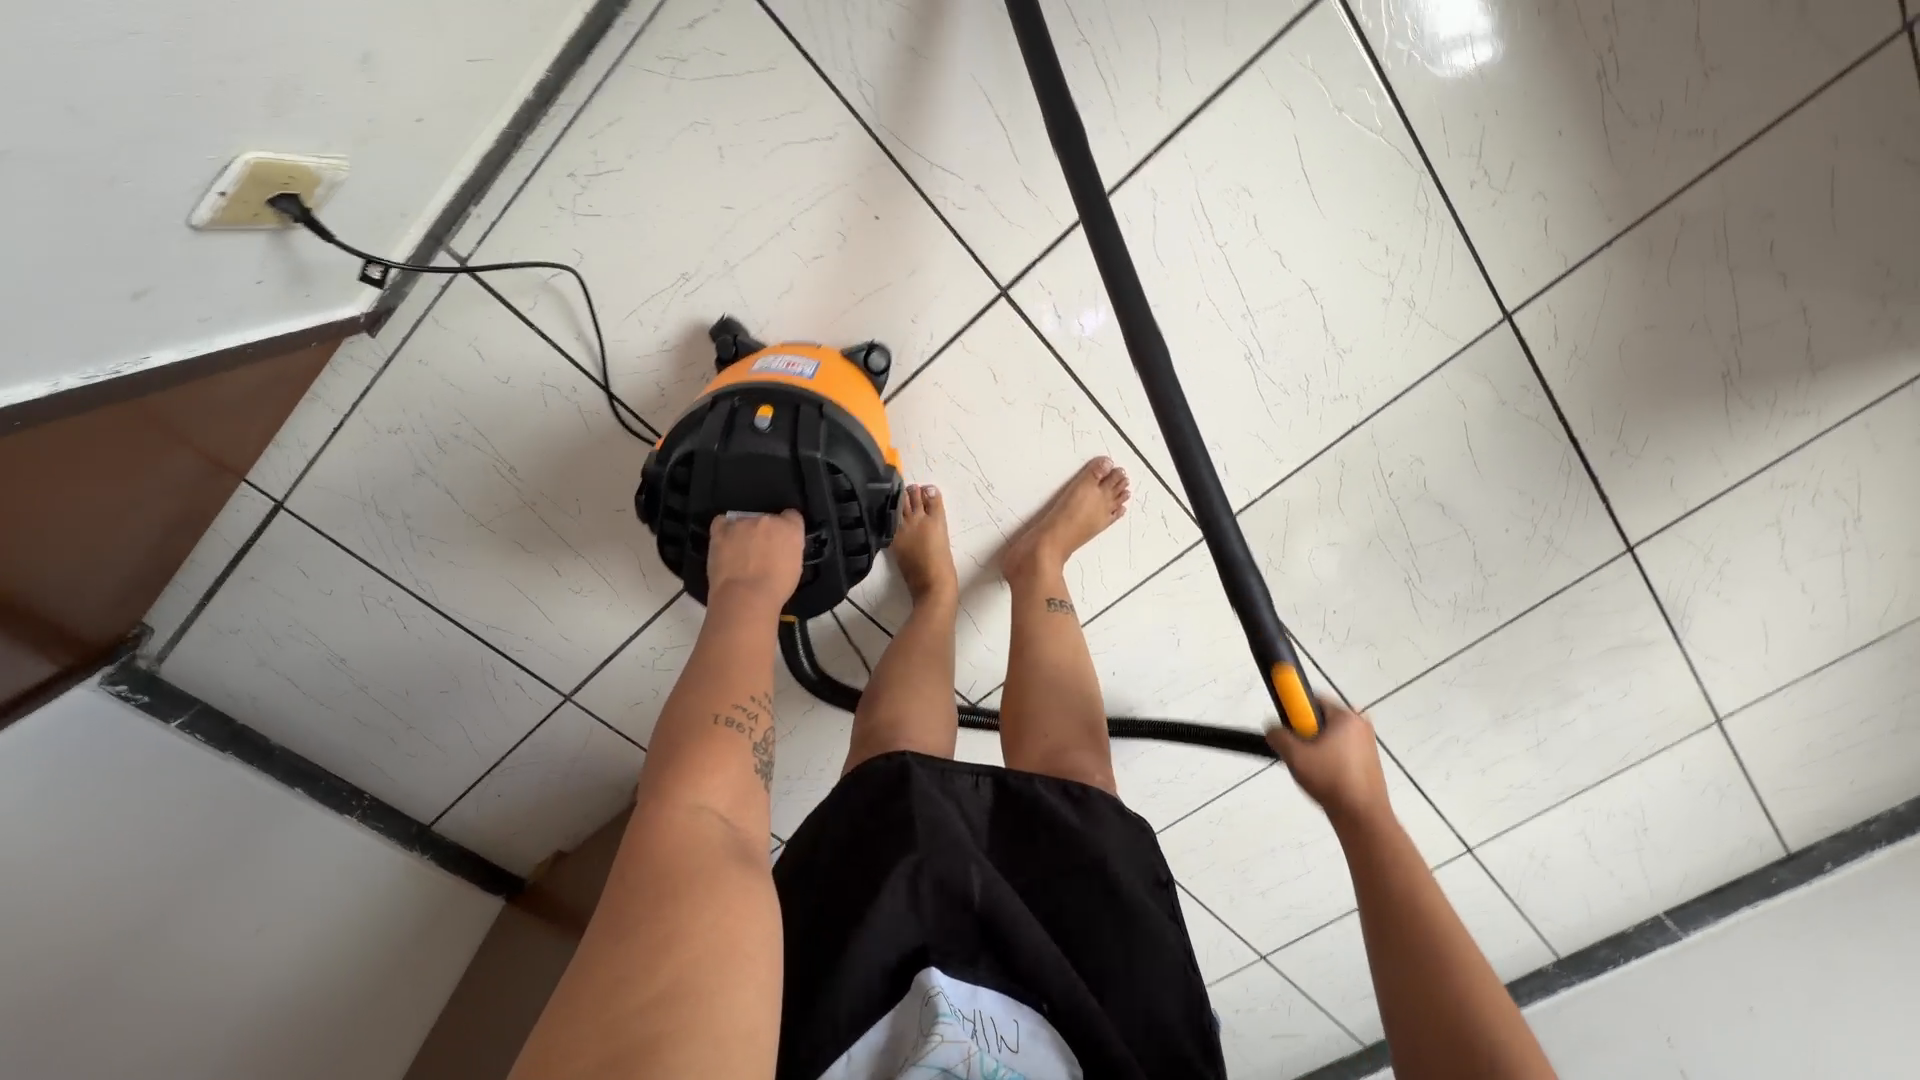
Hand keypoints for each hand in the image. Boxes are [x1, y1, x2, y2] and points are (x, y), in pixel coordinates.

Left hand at [706, 510, 804, 610]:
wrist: (745, 596)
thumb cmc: (776, 587)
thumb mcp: (795, 567)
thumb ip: (790, 549)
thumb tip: (781, 548)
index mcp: (789, 528)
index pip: (792, 516)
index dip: (788, 528)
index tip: (783, 541)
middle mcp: (767, 520)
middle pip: (767, 519)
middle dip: (766, 532)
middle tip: (762, 552)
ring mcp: (742, 523)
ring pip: (745, 521)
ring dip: (745, 532)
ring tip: (741, 553)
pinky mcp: (721, 531)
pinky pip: (722, 522)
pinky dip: (724, 529)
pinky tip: (726, 541)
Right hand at [1267, 698, 1392, 829]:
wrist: (1362, 816)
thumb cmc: (1330, 780)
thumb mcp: (1294, 755)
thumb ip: (1277, 735)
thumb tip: (1273, 729)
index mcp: (1346, 716)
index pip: (1312, 699)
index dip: (1295, 712)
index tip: (1289, 730)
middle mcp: (1360, 724)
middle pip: (1320, 719)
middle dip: (1305, 733)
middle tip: (1298, 753)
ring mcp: (1368, 743)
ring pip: (1329, 737)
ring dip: (1316, 748)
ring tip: (1311, 770)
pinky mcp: (1370, 761)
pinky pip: (1340, 750)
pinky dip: (1329, 759)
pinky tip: (1324, 778)